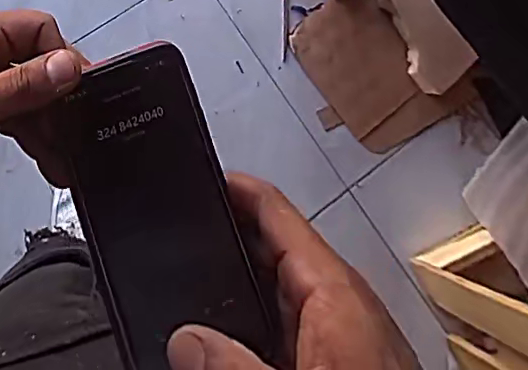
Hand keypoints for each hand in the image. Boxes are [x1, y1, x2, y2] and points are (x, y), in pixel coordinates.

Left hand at [0, 10, 83, 208]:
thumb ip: (24, 85)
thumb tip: (71, 65)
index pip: (39, 29)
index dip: (62, 58)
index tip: (80, 93)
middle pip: (40, 60)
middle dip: (58, 97)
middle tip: (78, 132)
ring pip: (33, 90)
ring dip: (49, 122)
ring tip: (68, 157)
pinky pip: (19, 110)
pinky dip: (34, 132)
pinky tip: (51, 159)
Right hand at [168, 174, 418, 369]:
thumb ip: (235, 365)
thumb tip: (184, 339)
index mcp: (335, 292)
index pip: (278, 213)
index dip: (241, 189)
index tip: (205, 177)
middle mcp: (342, 302)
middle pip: (275, 251)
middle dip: (230, 246)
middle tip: (183, 244)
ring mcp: (344, 334)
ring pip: (281, 293)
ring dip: (242, 292)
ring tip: (196, 290)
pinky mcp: (343, 361)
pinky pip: (293, 327)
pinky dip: (261, 325)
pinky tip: (232, 343)